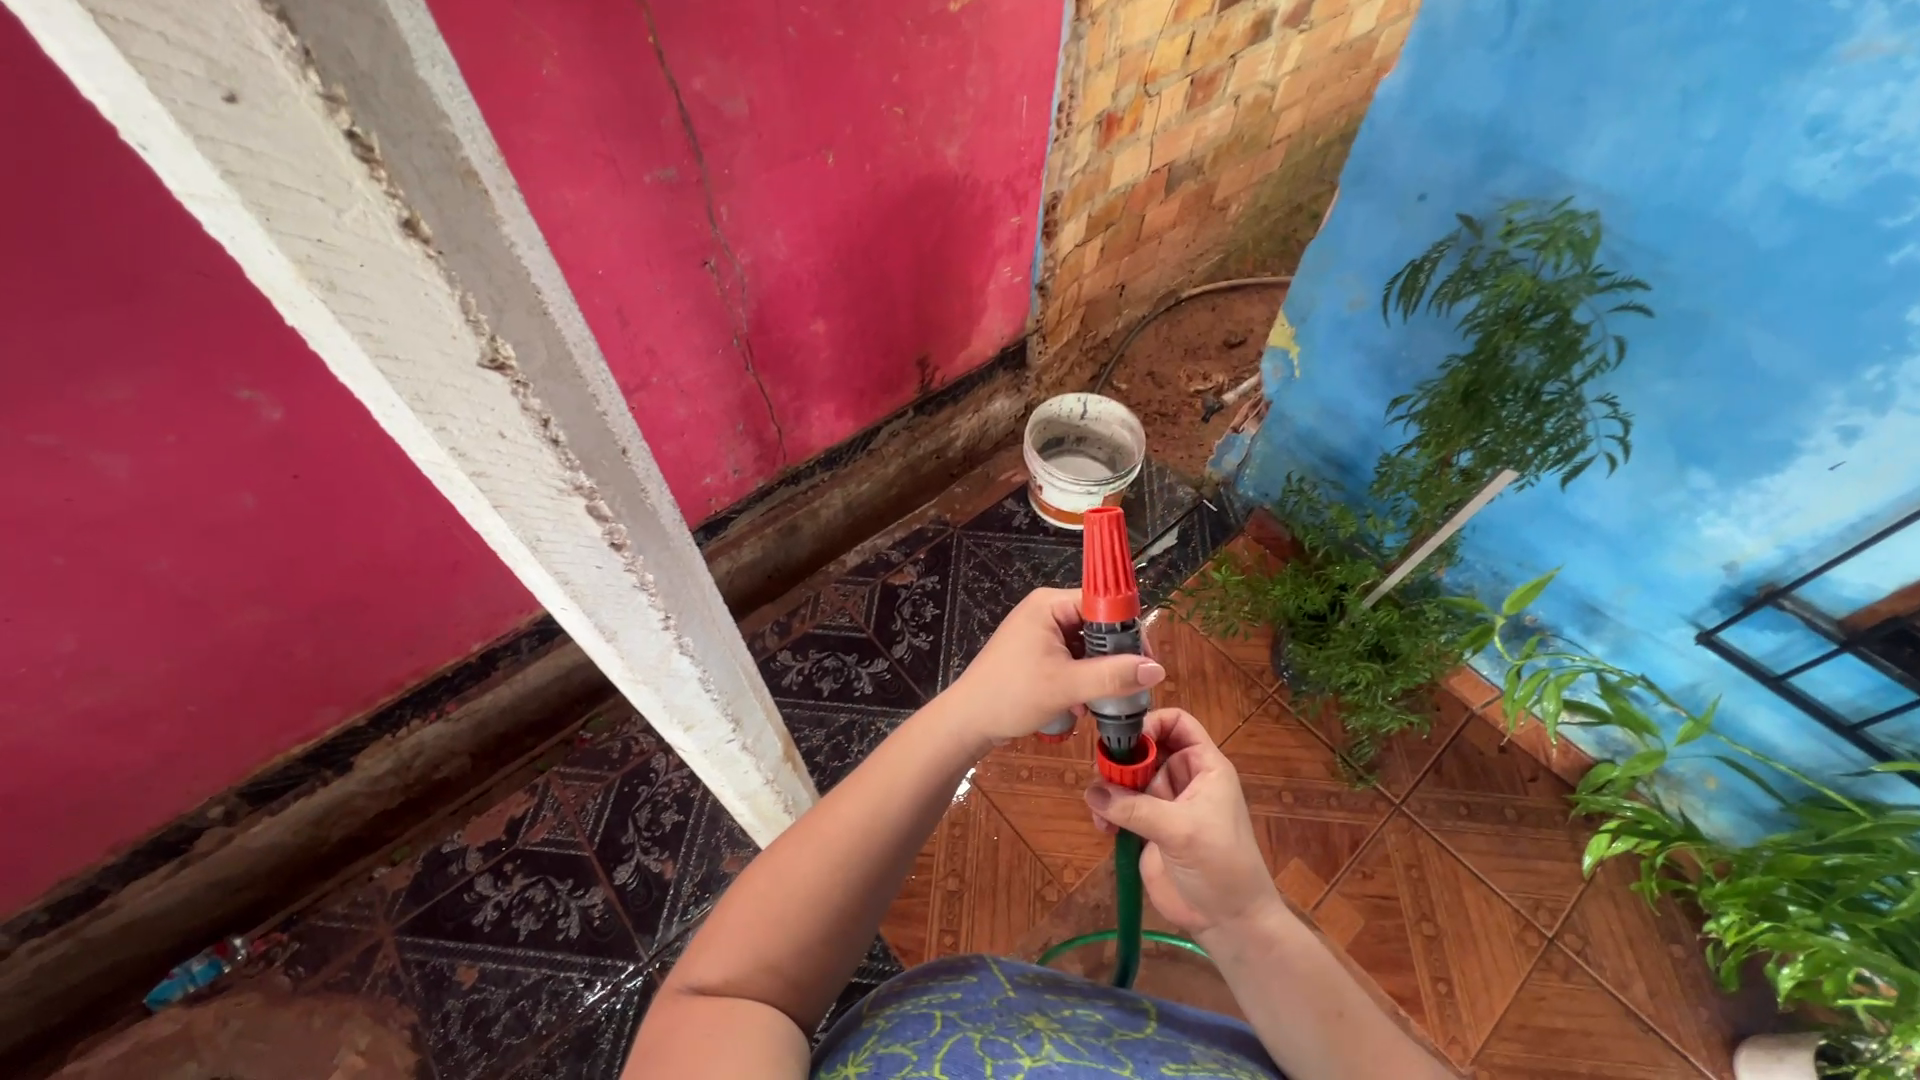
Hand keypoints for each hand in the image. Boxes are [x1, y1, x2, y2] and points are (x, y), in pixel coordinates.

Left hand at [943, 588, 1165, 745]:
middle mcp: (1047, 611)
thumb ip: (1113, 676)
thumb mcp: (1066, 686)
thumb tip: (1157, 669)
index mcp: (1050, 604)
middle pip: (1098, 626)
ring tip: (1109, 700)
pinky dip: (1084, 679)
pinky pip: (1074, 659)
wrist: (968, 721)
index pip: (1103, 604)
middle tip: (1130, 687)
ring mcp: (1042, 632)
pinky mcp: (1039, 654)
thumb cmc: (1011, 695)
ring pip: (1088, 647)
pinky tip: (1086, 704)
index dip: (1127, 631)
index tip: (1145, 661)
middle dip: (1115, 657)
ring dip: (1100, 673)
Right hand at [1084, 708, 1282, 937]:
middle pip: (1145, 748)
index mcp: (1204, 767)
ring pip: (1128, 778)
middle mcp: (1183, 778)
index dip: (1151, 723)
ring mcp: (1165, 803)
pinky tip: (1103, 827)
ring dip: (1110, 788)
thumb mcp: (1181, 831)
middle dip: (1121, 759)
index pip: (1177, 723)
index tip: (1125, 739)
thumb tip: (1091, 792)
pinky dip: (1108, 811)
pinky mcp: (1149, 828)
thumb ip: (1136, 808)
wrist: (1229, 921)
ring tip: (1101, 811)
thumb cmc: (1221, 866)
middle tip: (1102, 776)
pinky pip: (1121, 807)